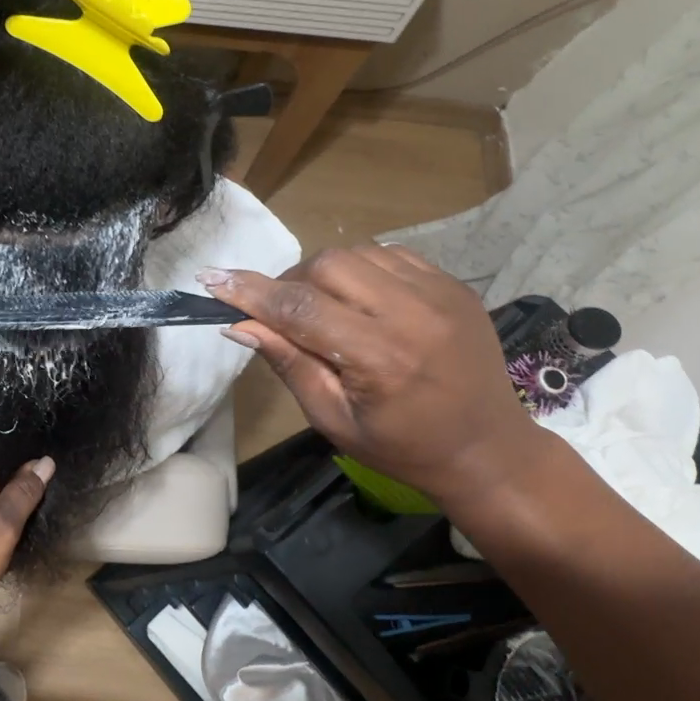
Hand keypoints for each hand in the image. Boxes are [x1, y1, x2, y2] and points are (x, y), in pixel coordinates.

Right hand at [201, 246, 550, 503]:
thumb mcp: (332, 419)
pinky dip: (359, 270)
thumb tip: (240, 325)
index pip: (300, 308)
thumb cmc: (401, 448)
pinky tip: (356, 300)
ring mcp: (440, 293)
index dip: (251, 292)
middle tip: (279, 312)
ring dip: (323, 273)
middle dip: (290, 282)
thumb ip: (289, 365)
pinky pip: (389, 255)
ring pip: (357, 252)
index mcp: (381, 358)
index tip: (212, 280)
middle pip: (328, 264)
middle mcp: (414, 314)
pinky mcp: (453, 285)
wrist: (487, 447)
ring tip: (319, 308)